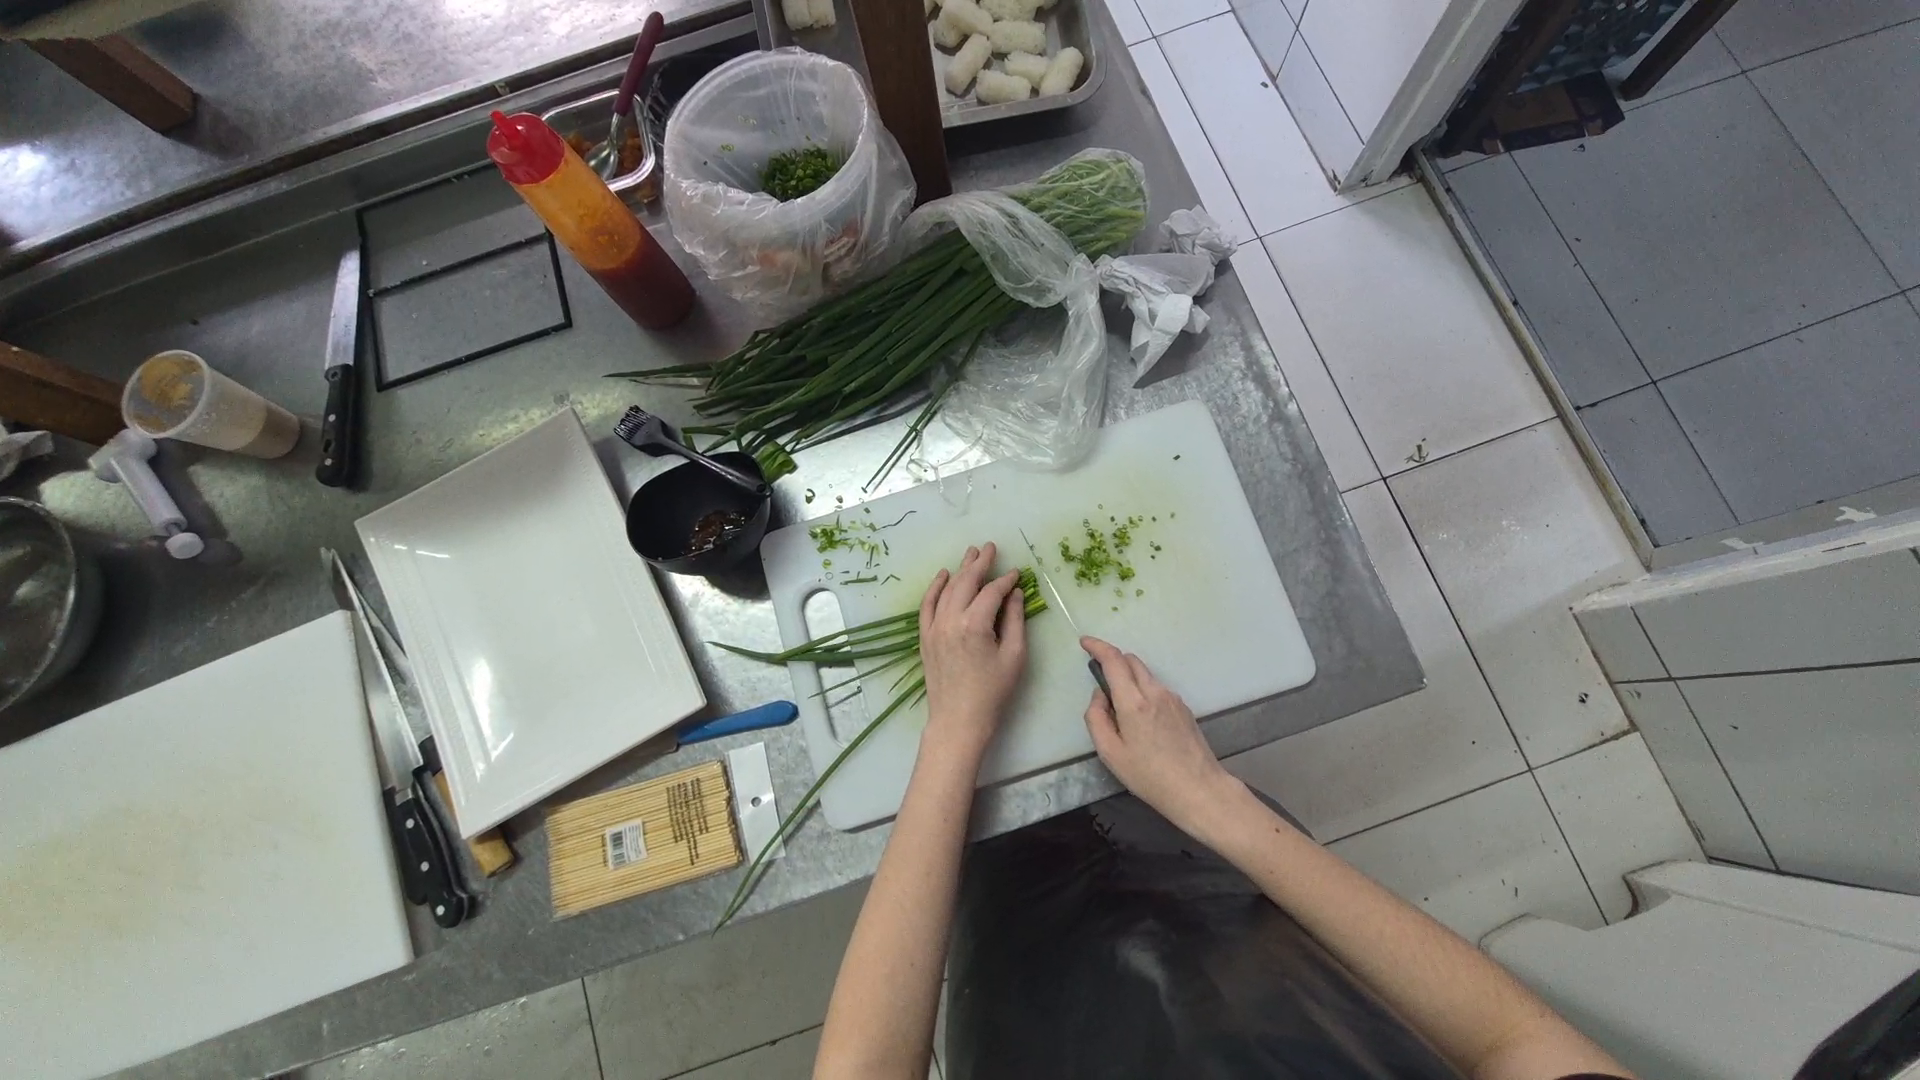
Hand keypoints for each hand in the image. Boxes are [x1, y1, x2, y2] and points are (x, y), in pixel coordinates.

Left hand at [917, 543, 1027, 763]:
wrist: (958, 720)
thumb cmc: (992, 692)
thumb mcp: (1014, 656)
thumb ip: (1014, 620)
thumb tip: (1015, 594)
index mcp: (975, 624)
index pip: (992, 592)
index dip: (1005, 580)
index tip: (1016, 573)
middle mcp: (950, 620)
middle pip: (966, 583)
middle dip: (979, 564)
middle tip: (990, 548)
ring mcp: (933, 628)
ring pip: (946, 590)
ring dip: (959, 570)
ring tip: (971, 555)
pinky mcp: (924, 637)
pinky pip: (927, 605)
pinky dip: (935, 588)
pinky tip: (943, 575)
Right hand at [1081, 636, 1243, 835]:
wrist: (1199, 790)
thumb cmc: (1150, 776)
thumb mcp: (1110, 753)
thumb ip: (1096, 718)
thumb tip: (1099, 696)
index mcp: (1134, 702)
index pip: (1114, 660)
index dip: (1097, 646)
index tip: (1085, 642)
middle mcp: (1155, 692)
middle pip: (1131, 661)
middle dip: (1113, 662)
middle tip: (1101, 683)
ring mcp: (1173, 698)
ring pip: (1145, 675)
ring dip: (1129, 679)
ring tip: (1123, 713)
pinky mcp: (1184, 708)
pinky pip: (1157, 689)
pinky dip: (1144, 692)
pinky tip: (1143, 722)